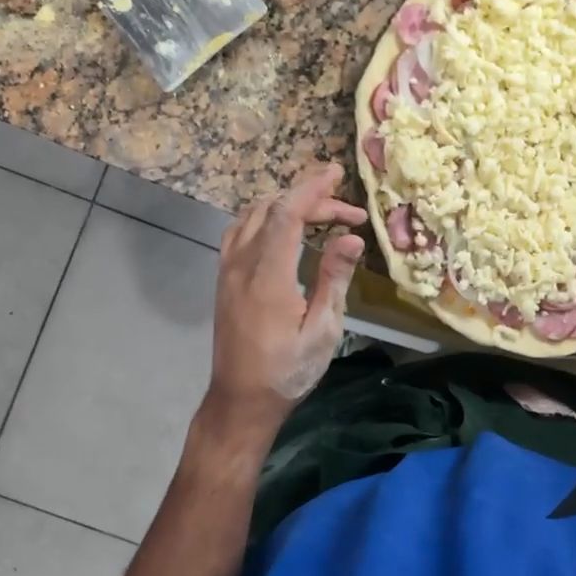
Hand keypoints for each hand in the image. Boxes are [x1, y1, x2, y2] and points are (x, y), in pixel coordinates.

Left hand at [207, 163, 367, 429]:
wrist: (240, 401)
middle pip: (272, 209)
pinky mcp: (224, 279)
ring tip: (322, 213)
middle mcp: (242, 265)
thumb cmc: (287, 371)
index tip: (337, 174)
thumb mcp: (322, 331)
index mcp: (268, 277)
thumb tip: (351, 238)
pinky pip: (241, 231)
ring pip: (253, 216)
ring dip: (287, 205)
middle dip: (310, 198)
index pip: (287, 214)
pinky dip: (267, 217)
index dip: (312, 189)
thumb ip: (334, 280)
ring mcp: (228, 271)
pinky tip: (287, 229)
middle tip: (349, 211)